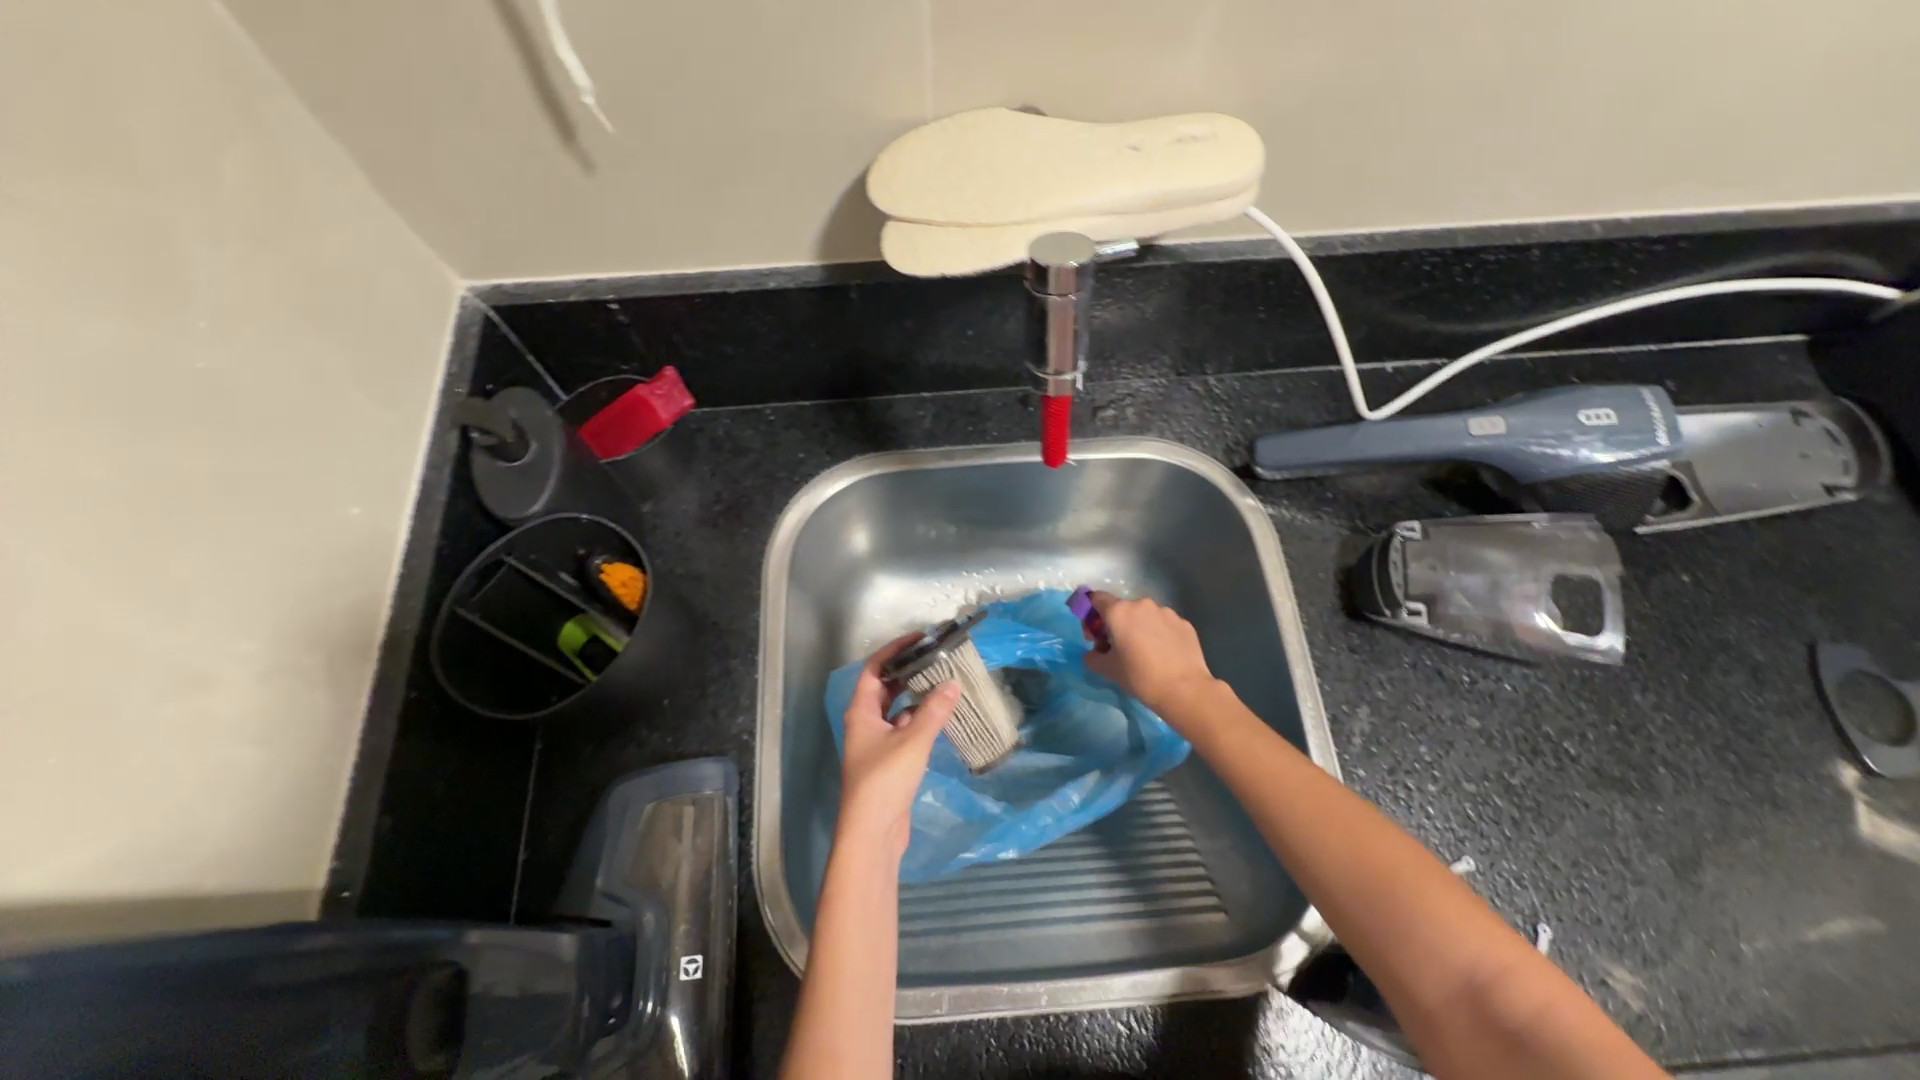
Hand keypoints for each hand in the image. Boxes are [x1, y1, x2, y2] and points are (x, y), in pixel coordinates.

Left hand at [838, 634, 961, 858]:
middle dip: (908, 672)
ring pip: (897, 711)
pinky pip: (905, 731)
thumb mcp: (913, 741)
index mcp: (861, 712)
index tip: (919, 638)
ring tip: (944, 682)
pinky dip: (921, 721)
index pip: (875, 669)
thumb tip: (953, 683)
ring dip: (917, 698)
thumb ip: (934, 711)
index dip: (894, 650)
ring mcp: (876, 744)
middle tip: (936, 658)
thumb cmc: (885, 780)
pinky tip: (942, 718)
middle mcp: (865, 723)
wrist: (872, 832)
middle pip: (886, 688)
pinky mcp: (889, 763)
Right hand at [1083, 592, 1221, 717]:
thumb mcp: (1107, 670)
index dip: (1091, 615)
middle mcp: (1142, 605)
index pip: (1096, 598)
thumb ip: (1092, 657)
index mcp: (1119, 612)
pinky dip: (1159, 634)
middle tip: (1119, 649)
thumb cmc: (1140, 677)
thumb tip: (1095, 653)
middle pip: (1122, 609)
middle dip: (1116, 625)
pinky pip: (1164, 624)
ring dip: (1139, 629)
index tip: (1096, 636)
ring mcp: (1166, 612)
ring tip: (1145, 654)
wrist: (1184, 689)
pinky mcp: (1184, 623)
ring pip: (1144, 616)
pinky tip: (1163, 655)